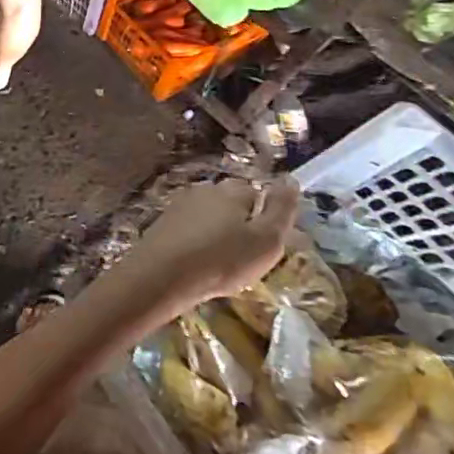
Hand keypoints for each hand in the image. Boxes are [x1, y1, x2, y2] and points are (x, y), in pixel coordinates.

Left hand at [125, 178, 300, 313]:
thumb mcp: (266, 240)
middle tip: (244, 257)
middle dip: (239, 223)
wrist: (163, 274)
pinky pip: (189, 229)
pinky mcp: (163, 222)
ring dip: (216, 233)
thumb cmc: (222, 259)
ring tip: (221, 264)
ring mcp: (180, 204)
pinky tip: (198, 263)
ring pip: (208, 215)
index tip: (264, 244)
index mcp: (232, 191)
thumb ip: (281, 210)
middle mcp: (205, 190)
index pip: (256, 192)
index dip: (263, 218)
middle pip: (230, 202)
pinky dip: (197, 242)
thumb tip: (290, 179)